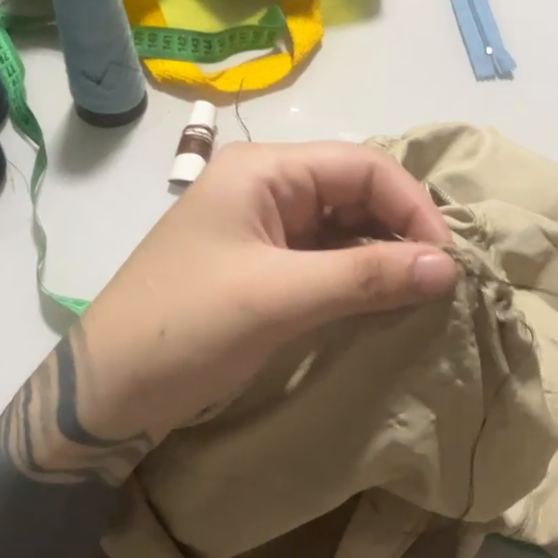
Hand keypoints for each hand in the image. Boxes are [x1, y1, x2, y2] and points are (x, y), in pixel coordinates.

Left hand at [71, 140, 457, 443]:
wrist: (108, 390)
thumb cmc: (186, 329)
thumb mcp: (278, 298)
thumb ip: (365, 276)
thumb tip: (449, 267)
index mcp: (263, 171)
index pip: (363, 166)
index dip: (412, 208)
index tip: (447, 263)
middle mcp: (264, 189)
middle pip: (355, 193)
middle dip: (401, 232)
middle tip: (440, 282)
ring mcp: (260, 231)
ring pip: (342, 229)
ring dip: (382, 258)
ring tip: (420, 296)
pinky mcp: (259, 271)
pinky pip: (322, 262)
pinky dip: (356, 280)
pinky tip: (382, 305)